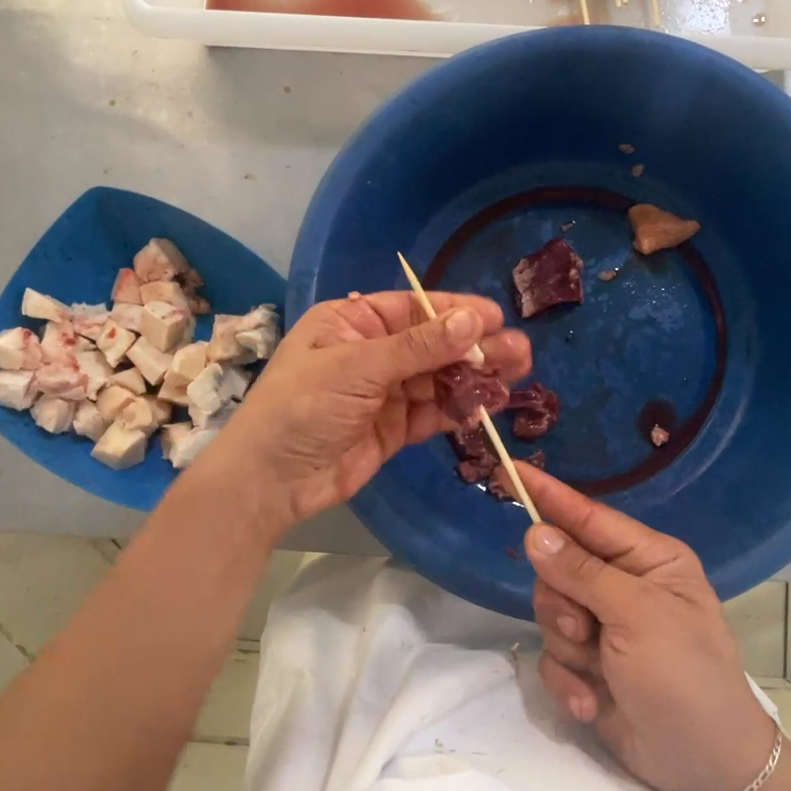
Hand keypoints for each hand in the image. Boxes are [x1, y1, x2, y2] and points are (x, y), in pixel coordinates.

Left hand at [202, 291, 530, 531]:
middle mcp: (372, 353)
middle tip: (520, 352)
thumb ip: (418, 348)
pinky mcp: (393, 428)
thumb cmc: (301, 408)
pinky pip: (432, 412)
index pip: (414, 309)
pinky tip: (488, 406)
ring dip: (475, 377)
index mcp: (352, 323)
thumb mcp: (357, 369)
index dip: (456, 312)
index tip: (496, 318)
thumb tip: (472, 321)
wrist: (270, 481)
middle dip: (475, 347)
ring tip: (516, 376)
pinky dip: (458, 409)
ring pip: (439, 378)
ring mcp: (384, 392)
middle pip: (433, 344)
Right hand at [519, 465, 776, 790]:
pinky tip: (593, 702)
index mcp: (649, 559)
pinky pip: (552, 656)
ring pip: (550, 612)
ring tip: (598, 670)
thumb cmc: (684, 675)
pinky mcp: (589, 666)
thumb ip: (582, 572)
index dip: (548, 495)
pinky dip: (568, 681)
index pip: (588, 517)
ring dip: (567, 646)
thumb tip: (535, 532)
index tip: (509, 470)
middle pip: (558, 567)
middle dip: (562, 602)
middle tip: (584, 628)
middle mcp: (624, 586)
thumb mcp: (638, 615)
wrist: (704, 765)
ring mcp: (605, 627)